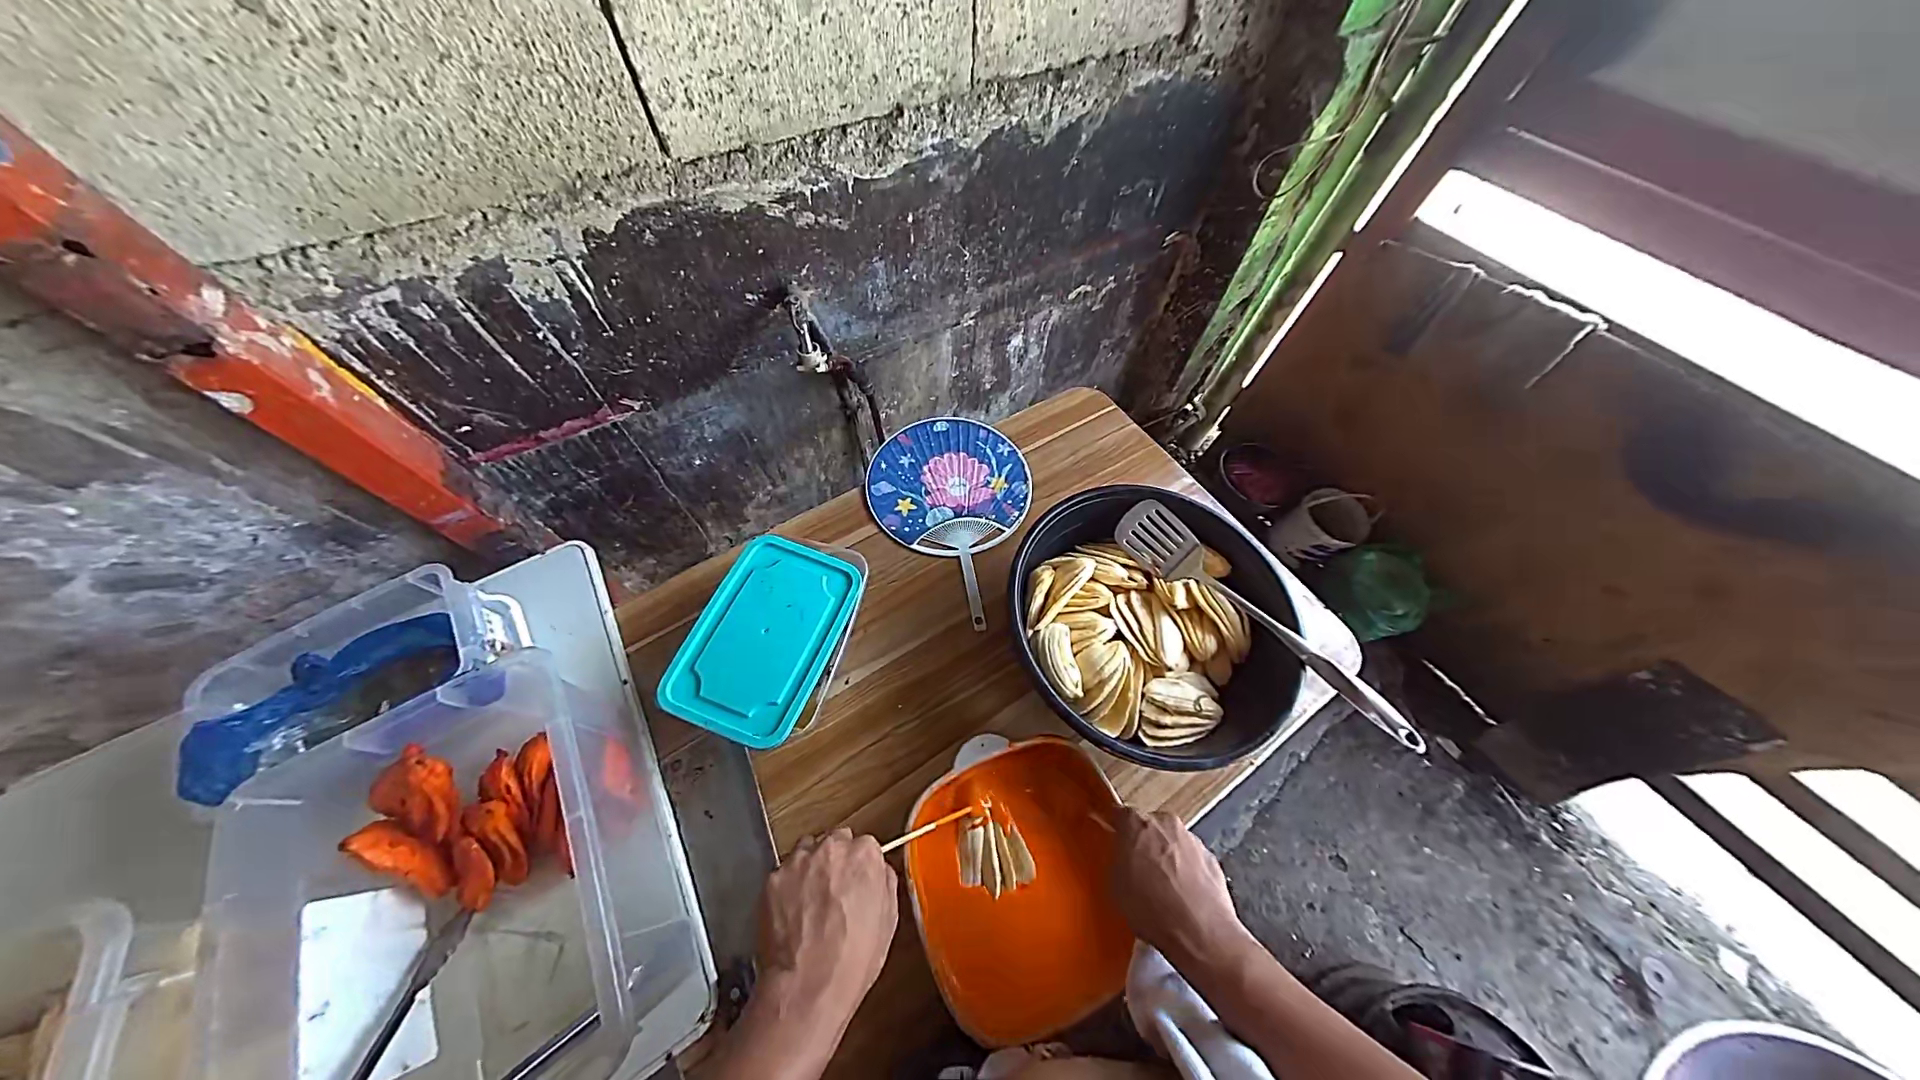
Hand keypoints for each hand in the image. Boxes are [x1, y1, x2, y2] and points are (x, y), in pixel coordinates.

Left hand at [757, 828, 898, 1020]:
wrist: (807, 988)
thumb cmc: (850, 961)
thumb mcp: (888, 921)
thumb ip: (884, 883)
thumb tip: (878, 873)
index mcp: (864, 855)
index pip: (865, 844)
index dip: (860, 866)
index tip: (857, 880)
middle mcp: (831, 849)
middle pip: (834, 841)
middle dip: (835, 861)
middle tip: (834, 892)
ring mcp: (799, 862)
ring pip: (806, 852)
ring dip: (810, 868)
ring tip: (810, 903)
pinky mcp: (773, 879)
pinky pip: (782, 874)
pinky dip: (786, 888)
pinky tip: (792, 914)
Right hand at [1110, 808, 1247, 966]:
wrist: (1201, 933)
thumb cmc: (1152, 909)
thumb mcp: (1116, 886)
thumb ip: (1117, 859)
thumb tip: (1122, 856)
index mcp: (1136, 824)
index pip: (1120, 814)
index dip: (1117, 828)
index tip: (1114, 839)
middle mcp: (1165, 823)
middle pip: (1150, 827)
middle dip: (1145, 844)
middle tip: (1139, 870)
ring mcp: (1192, 839)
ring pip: (1173, 843)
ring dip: (1167, 858)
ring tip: (1165, 891)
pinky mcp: (1212, 858)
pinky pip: (1192, 860)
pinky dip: (1188, 872)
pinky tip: (1184, 898)